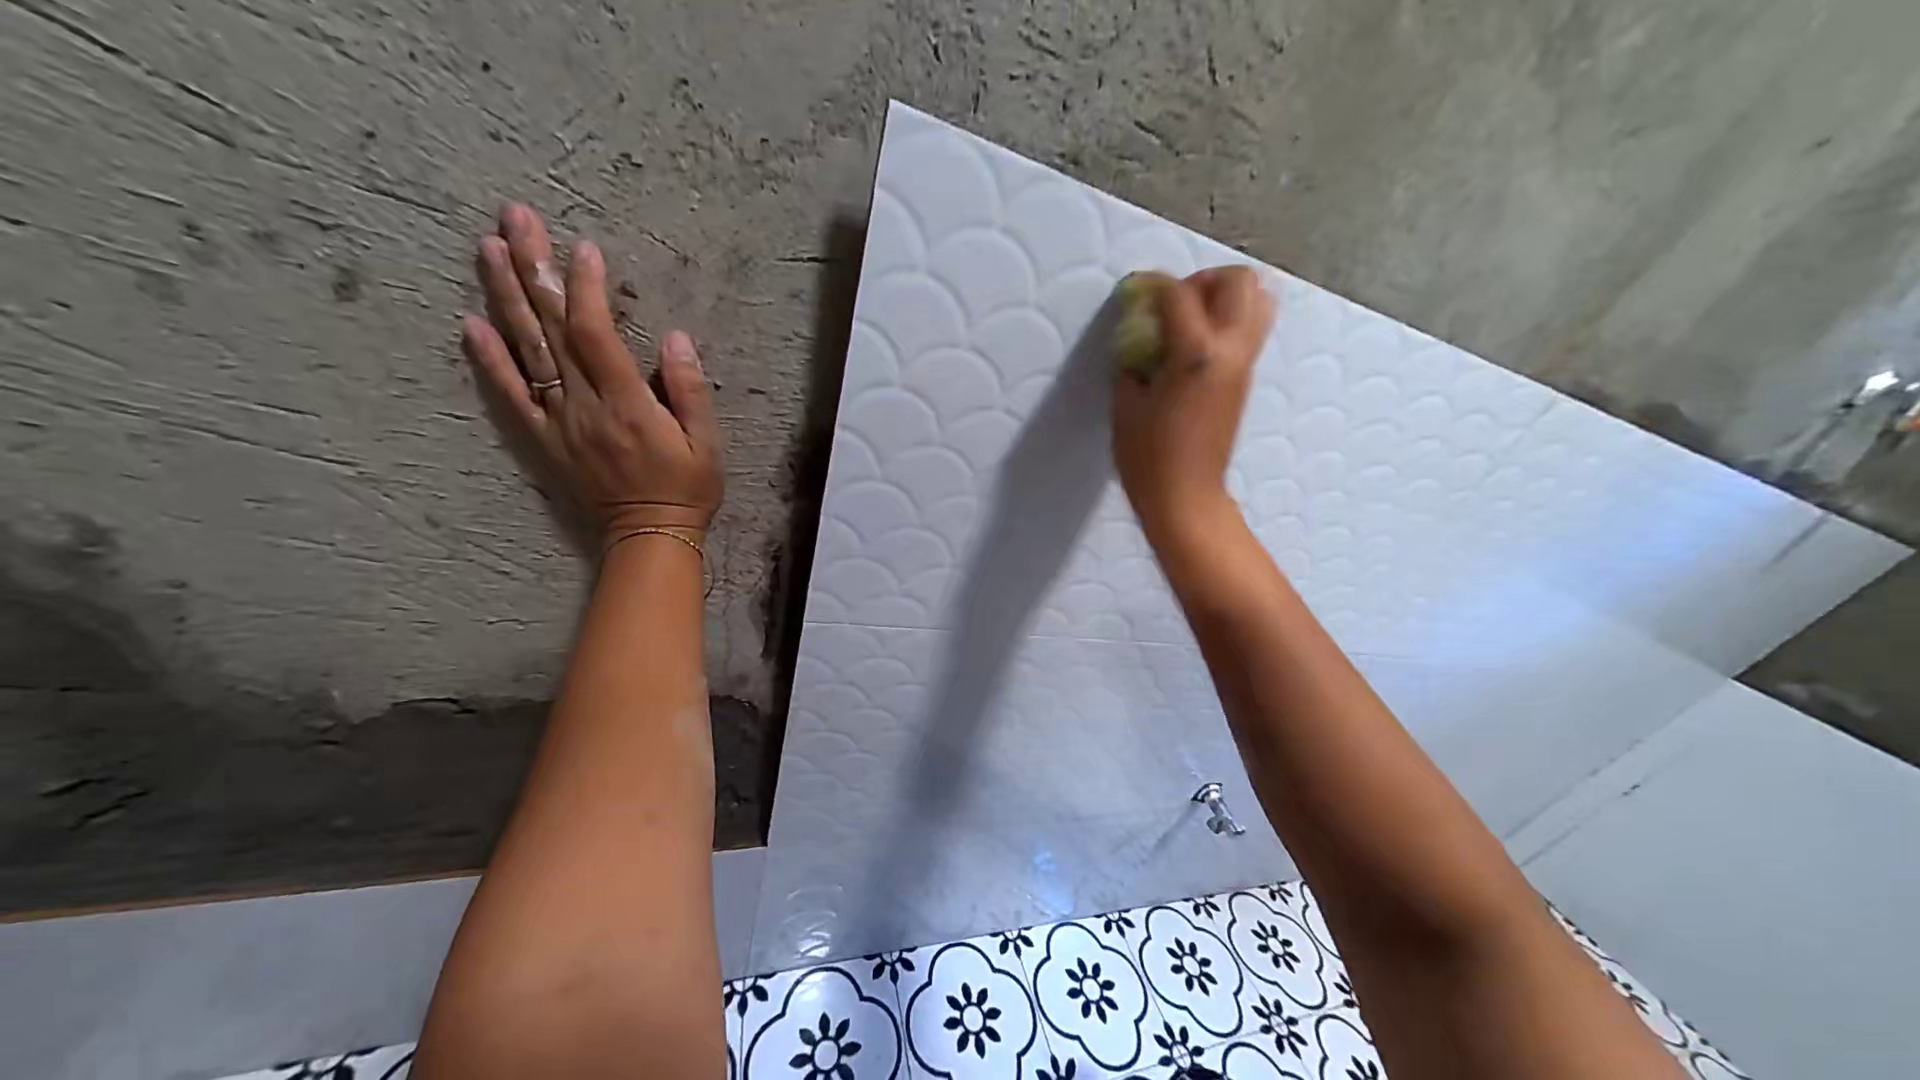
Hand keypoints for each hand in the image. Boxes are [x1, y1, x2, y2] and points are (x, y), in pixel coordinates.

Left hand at [463, 203, 723, 545]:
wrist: (650, 534)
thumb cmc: (688, 487)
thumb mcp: (708, 443)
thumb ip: (691, 390)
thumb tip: (674, 339)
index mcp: (629, 405)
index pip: (597, 334)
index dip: (586, 289)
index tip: (583, 249)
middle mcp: (585, 407)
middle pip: (552, 329)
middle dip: (534, 270)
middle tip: (515, 217)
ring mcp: (558, 422)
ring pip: (528, 352)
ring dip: (505, 297)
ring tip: (489, 248)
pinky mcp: (544, 440)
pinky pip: (511, 397)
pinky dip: (490, 360)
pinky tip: (472, 323)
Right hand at [1113, 266, 1275, 545]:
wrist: (1185, 497)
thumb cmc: (1147, 457)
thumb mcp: (1126, 404)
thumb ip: (1134, 360)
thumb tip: (1141, 339)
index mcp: (1195, 354)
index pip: (1179, 294)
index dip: (1152, 284)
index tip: (1134, 290)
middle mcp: (1230, 351)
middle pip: (1239, 282)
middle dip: (1203, 280)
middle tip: (1172, 302)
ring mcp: (1244, 365)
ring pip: (1258, 301)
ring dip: (1223, 297)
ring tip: (1189, 320)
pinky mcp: (1245, 379)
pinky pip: (1250, 329)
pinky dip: (1227, 321)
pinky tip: (1194, 346)